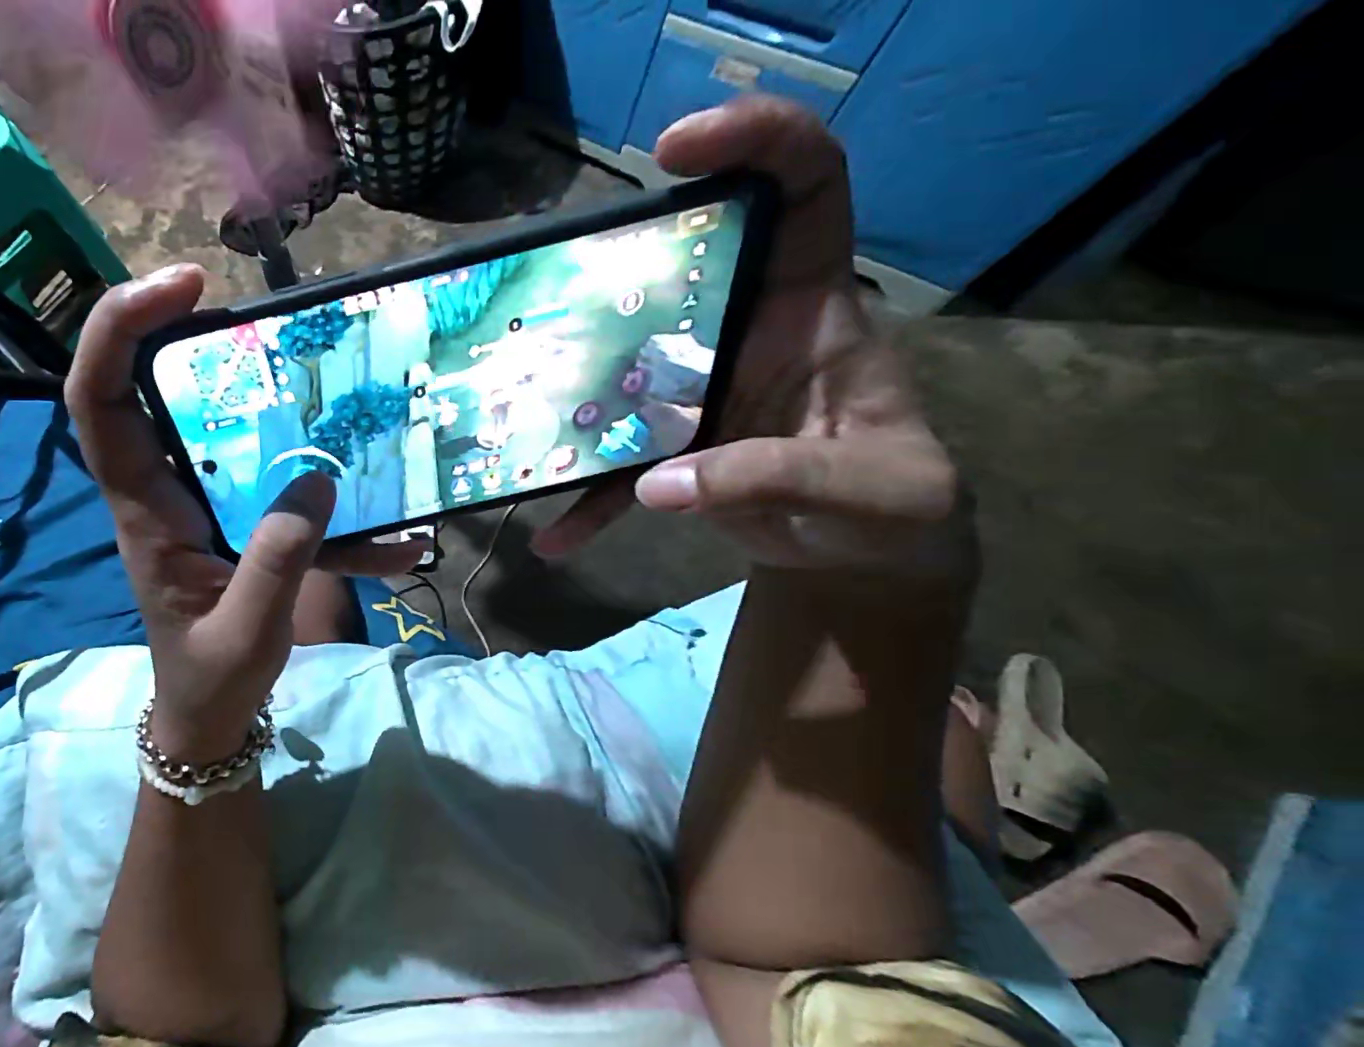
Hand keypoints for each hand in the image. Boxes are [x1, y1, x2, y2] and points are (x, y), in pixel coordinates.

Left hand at [65, 266, 427, 757]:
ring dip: (288, 414)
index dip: (120, 331)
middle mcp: (172, 491)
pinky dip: (342, 512)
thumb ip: (276, 562)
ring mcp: (214, 506)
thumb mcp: (245, 630)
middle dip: (208, 345)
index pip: (101, 401)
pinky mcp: (250, 526)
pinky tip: (401, 543)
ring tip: (348, 405)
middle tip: (273, 322)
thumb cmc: (211, 675)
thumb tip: (317, 483)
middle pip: (165, 394)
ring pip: (237, 436)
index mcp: (147, 508)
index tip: (182, 287)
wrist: (213, 714)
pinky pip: (293, 499)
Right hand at [531, 97, 956, 569]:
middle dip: (615, 262)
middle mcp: (741, 332)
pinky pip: (615, 466)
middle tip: (550, 285)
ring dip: (569, 387)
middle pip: (676, 267)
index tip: (675, 149)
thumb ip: (777, 476)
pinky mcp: (668, 448)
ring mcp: (694, 390)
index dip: (756, 139)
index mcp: (810, 308)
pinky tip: (554, 538)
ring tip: (515, 405)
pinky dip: (586, 502)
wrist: (856, 550)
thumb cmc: (888, 504)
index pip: (804, 186)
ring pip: (622, 365)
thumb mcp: (866, 491)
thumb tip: (658, 484)